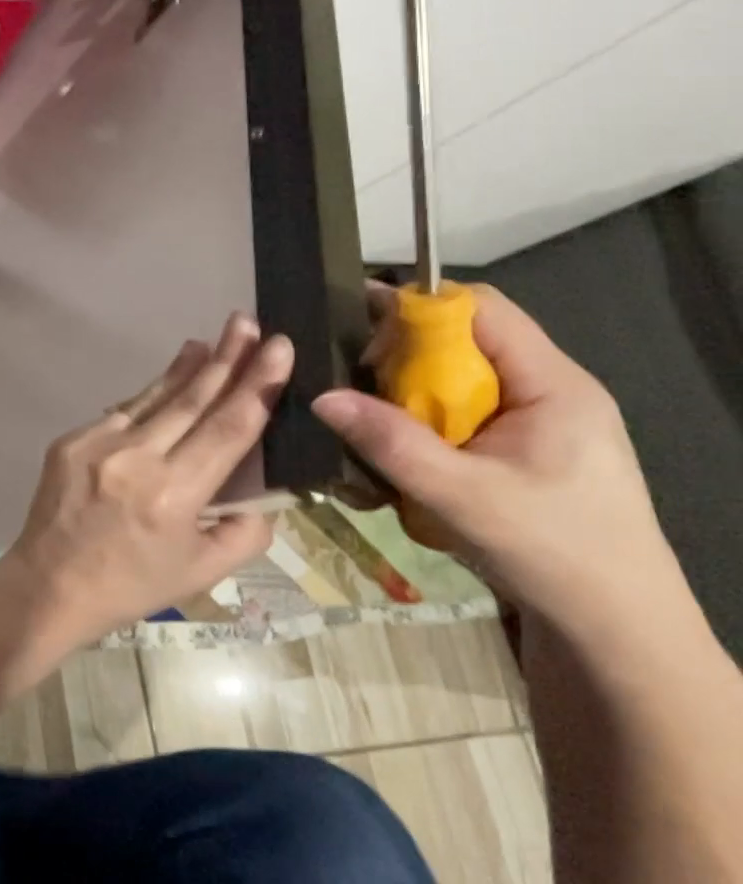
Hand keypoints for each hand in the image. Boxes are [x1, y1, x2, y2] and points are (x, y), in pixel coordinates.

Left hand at [7, 313, 293, 642]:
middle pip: (191, 399)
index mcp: (174, 492)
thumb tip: (263, 491)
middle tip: (248, 322)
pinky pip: (120, 415)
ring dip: (184, 369)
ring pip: (152, 399)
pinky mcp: (69, 441)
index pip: (230, 426)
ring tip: (210, 342)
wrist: (49, 584)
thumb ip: (246, 529)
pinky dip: (147, 401)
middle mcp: (135, 458)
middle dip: (225, 358)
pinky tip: (166, 387)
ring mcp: (95, 444)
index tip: (281, 347)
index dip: (259, 384)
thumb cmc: (132, 585)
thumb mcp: (205, 570)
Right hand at [312, 283, 690, 637]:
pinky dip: (418, 427)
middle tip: (350, 387)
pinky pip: (457, 416)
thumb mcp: (462, 495)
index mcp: (552, 384)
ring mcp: (533, 422)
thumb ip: (391, 443)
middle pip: (461, 343)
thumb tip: (321, 396)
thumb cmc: (552, 550)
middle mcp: (546, 390)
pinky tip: (394, 457)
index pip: (482, 309)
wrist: (613, 625)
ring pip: (453, 382)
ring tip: (363, 425)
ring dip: (404, 398)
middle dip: (400, 359)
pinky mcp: (517, 450)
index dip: (417, 309)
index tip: (358, 332)